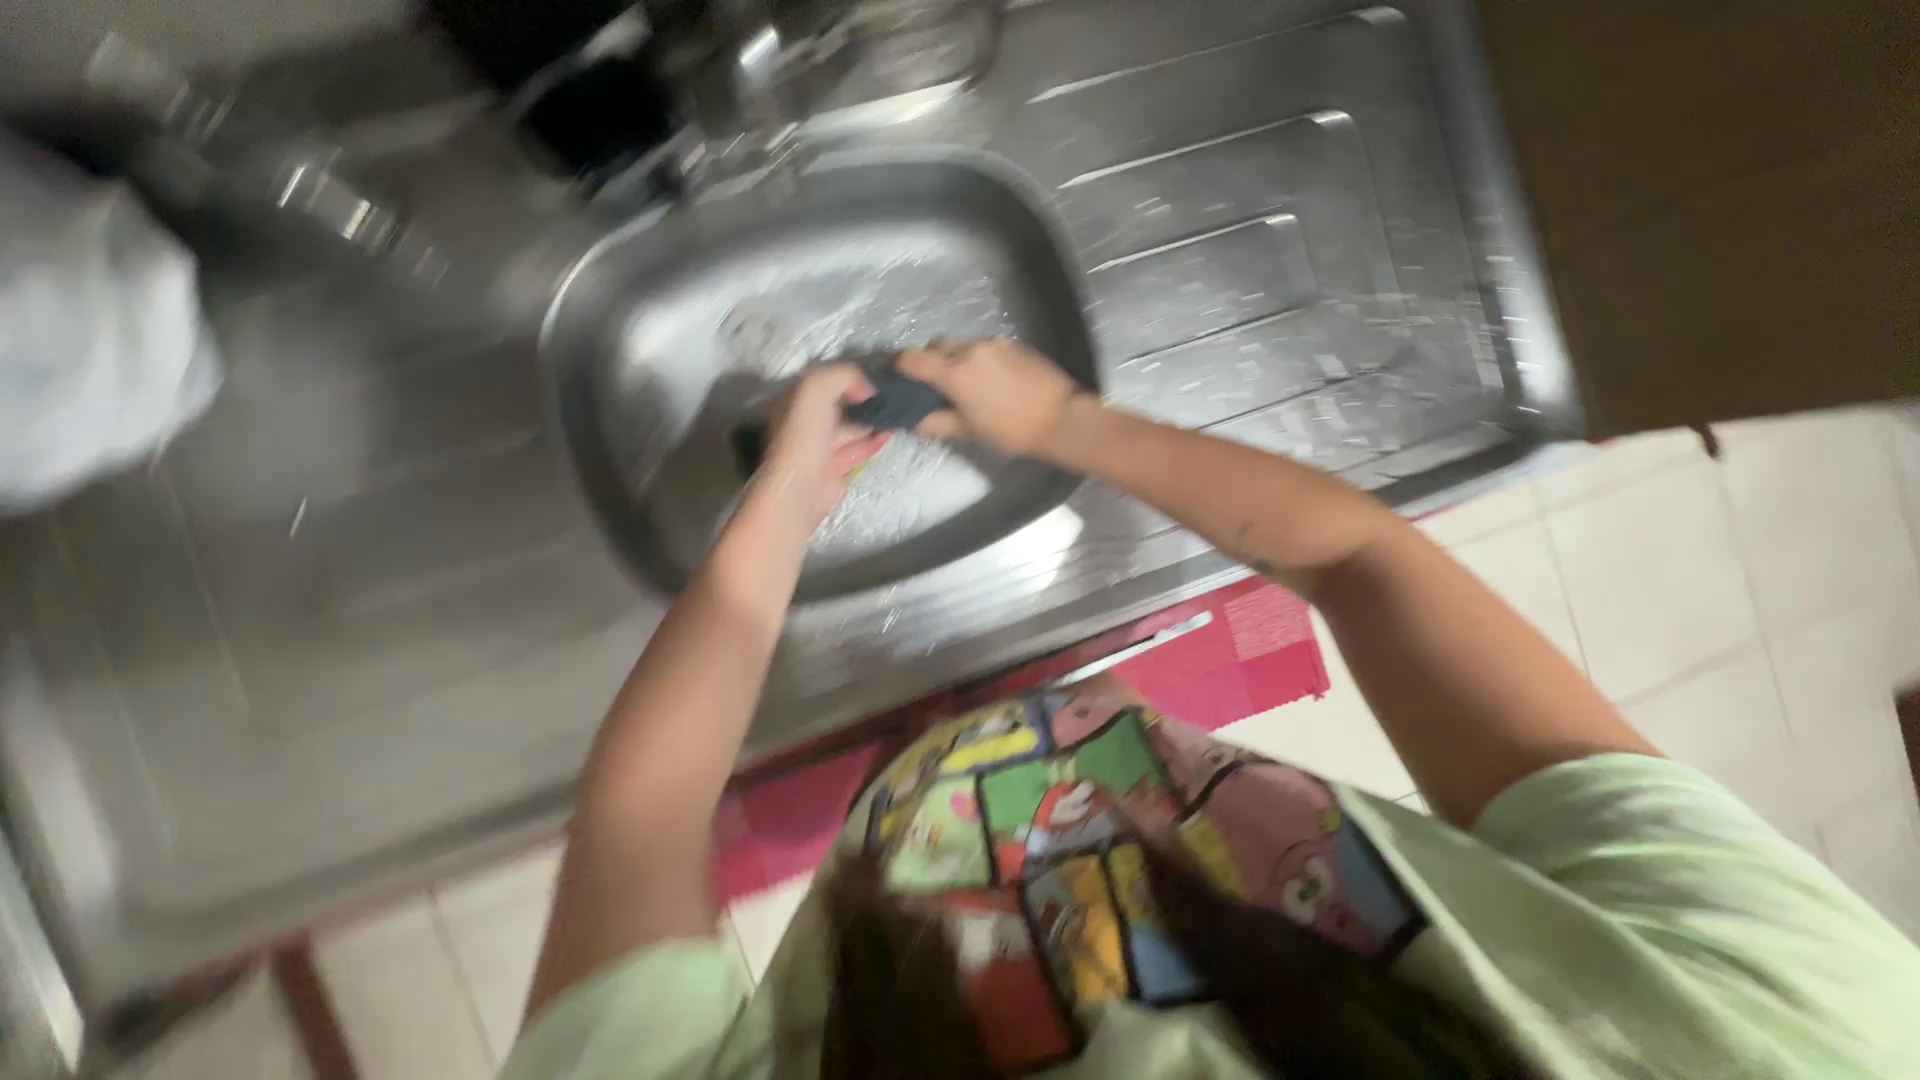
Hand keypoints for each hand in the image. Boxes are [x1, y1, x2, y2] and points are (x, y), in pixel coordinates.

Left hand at [755, 364, 890, 530]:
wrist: (801, 489)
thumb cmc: (804, 435)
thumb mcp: (816, 389)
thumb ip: (843, 376)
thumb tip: (867, 390)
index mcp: (794, 401)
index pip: (823, 383)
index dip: (847, 378)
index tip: (873, 378)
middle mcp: (805, 423)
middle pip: (839, 406)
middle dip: (862, 401)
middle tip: (890, 397)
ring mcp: (820, 448)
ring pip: (850, 429)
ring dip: (872, 421)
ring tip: (895, 415)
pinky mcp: (834, 470)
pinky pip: (857, 450)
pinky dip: (873, 442)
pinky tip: (888, 434)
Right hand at [896, 337, 1086, 457]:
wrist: (1062, 418)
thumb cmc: (1011, 430)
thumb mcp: (968, 431)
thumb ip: (935, 422)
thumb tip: (913, 420)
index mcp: (954, 372)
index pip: (913, 358)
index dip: (900, 366)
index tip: (899, 377)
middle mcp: (971, 349)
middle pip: (937, 345)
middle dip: (931, 360)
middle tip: (936, 385)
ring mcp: (994, 343)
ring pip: (962, 344)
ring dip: (956, 359)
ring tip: (967, 385)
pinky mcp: (1014, 343)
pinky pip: (985, 346)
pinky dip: (979, 359)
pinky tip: (991, 381)